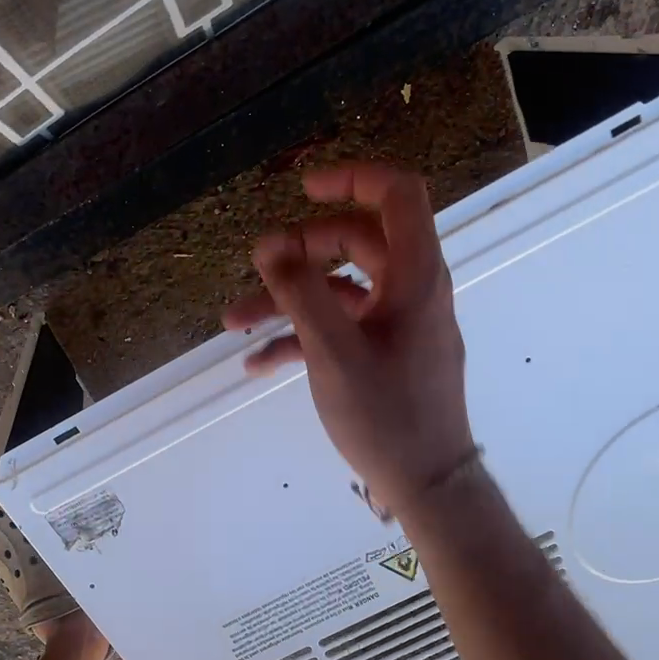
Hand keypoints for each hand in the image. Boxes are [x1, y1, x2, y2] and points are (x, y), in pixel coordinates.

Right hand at [226, 165, 474, 512]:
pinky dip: (301, 338)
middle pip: (356, 243)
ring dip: (287, 301)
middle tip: (257, 268)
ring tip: (233, 323)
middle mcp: (410, 290)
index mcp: (414, 275)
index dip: (352, 178)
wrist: (425, 481)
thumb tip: (268, 244)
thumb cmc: (386, 414)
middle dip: (300, 252)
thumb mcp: (334, 352)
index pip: (397, 194)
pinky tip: (258, 365)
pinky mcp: (385, 357)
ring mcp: (398, 325)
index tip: (304, 190)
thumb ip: (300, 293)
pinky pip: (341, 331)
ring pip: (339, 292)